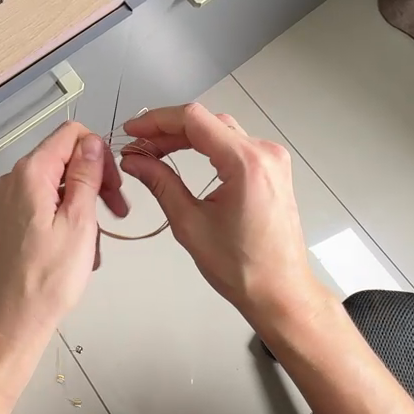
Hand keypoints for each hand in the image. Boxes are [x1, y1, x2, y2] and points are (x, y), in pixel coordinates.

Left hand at [0, 121, 127, 346]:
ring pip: (60, 183)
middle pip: (66, 157)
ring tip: (97, 243)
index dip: (99, 153)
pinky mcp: (11, 219)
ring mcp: (11, 199)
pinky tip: (80, 249)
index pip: (71, 134)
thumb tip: (93, 141)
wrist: (12, 323)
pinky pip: (47, 203)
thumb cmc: (49, 277)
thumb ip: (86, 175)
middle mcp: (15, 178)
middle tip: (118, 214)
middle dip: (96, 180)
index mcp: (31, 172)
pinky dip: (68, 218)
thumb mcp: (79, 222)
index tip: (114, 186)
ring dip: (85, 205)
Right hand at [120, 104, 321, 330]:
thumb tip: (133, 159)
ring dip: (185, 136)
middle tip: (138, 147)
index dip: (157, 120)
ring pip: (220, 129)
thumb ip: (160, 183)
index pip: (193, 119)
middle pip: (206, 121)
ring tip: (154, 151)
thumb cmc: (239, 267)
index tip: (131, 132)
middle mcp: (264, 151)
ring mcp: (272, 158)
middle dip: (167, 130)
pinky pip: (234, 142)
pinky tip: (183, 155)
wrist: (282, 293)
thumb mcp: (190, 224)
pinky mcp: (273, 168)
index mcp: (245, 162)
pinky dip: (206, 144)